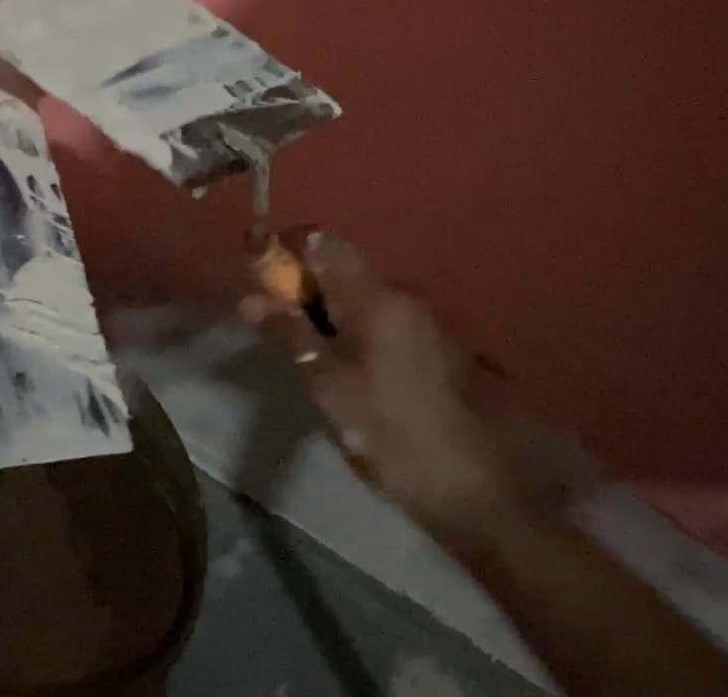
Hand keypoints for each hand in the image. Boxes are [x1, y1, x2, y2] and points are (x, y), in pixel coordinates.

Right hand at [242, 233, 520, 541]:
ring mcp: (422, 321)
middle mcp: (403, 296)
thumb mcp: (329, 385)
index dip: (286, 252)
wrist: (477, 484)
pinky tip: (342, 371)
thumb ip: (291, 334)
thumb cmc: (391, 430)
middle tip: (274, 327)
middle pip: (341, 270)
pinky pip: (379, 321)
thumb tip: (250, 299)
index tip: (260, 281)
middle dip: (302, 289)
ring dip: (326, 314)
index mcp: (376, 297)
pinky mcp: (432, 347)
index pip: (323, 243)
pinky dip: (351, 332)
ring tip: (305, 355)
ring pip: (359, 298)